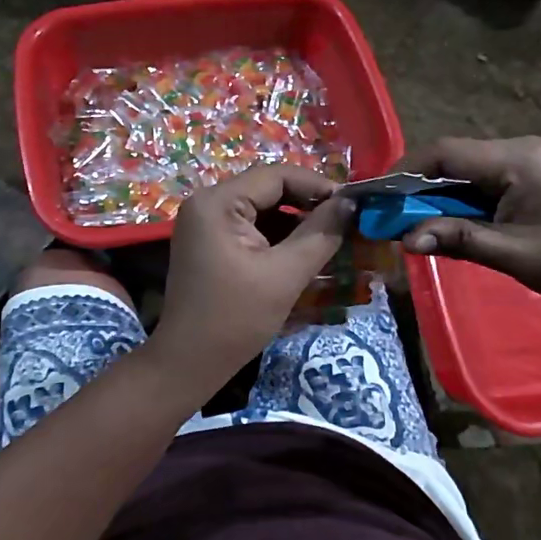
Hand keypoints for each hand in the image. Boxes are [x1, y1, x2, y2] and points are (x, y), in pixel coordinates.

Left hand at [151, 165, 353, 382]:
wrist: (188, 363)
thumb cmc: (235, 318)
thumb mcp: (285, 275)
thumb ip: (320, 234)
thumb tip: (350, 203)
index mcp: (217, 202)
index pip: (276, 176)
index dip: (318, 185)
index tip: (353, 204)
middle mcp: (207, 203)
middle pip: (268, 189)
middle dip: (308, 204)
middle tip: (346, 221)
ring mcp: (205, 222)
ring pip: (262, 208)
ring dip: (296, 221)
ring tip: (332, 236)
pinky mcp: (209, 242)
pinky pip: (251, 226)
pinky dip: (278, 236)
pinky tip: (305, 251)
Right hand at [399, 137, 540, 303]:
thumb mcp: (514, 253)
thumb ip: (458, 240)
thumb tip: (405, 240)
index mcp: (515, 159)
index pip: (443, 153)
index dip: (403, 173)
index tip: (375, 197)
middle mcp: (519, 151)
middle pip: (453, 161)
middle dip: (417, 189)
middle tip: (389, 219)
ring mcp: (529, 163)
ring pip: (467, 173)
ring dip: (439, 198)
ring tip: (412, 227)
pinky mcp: (535, 179)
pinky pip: (486, 184)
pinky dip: (463, 203)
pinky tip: (450, 226)